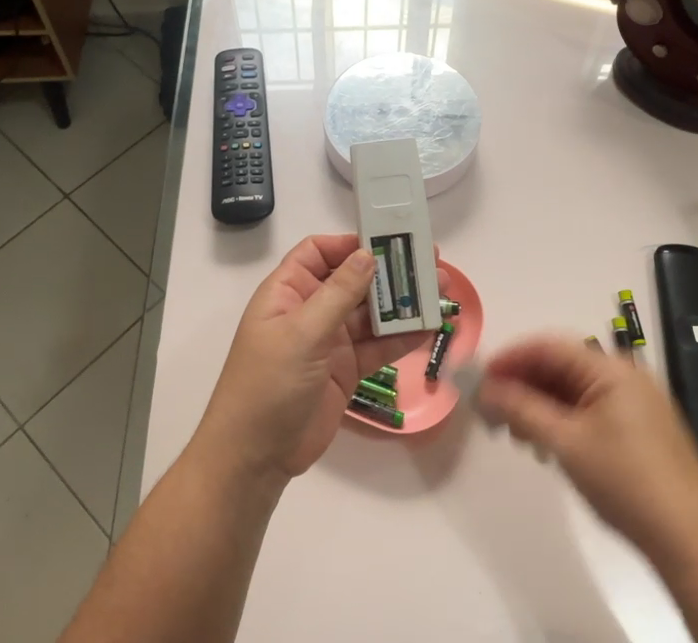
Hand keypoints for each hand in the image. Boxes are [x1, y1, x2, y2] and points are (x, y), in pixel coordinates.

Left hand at [191, 234, 434, 483]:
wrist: (257, 455)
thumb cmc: (268, 383)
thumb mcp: (302, 333)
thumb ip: (338, 293)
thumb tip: (367, 254)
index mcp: (287, 292)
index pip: (319, 253)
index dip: (351, 244)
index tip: (390, 241)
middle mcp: (309, 311)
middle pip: (353, 280)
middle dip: (389, 272)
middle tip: (430, 263)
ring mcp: (329, 341)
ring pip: (371, 313)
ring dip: (403, 303)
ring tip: (440, 292)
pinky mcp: (346, 370)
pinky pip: (378, 346)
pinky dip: (402, 337)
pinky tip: (429, 327)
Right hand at [477, 336, 697, 557]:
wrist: (687, 538)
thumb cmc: (624, 482)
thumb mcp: (565, 443)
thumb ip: (521, 409)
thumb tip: (485, 389)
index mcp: (612, 370)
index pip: (549, 348)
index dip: (511, 359)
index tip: (480, 380)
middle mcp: (627, 377)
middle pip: (562, 367)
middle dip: (523, 386)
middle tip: (492, 412)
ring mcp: (637, 404)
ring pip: (575, 391)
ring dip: (540, 406)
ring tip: (518, 436)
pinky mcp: (641, 430)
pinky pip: (591, 410)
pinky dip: (563, 420)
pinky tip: (548, 446)